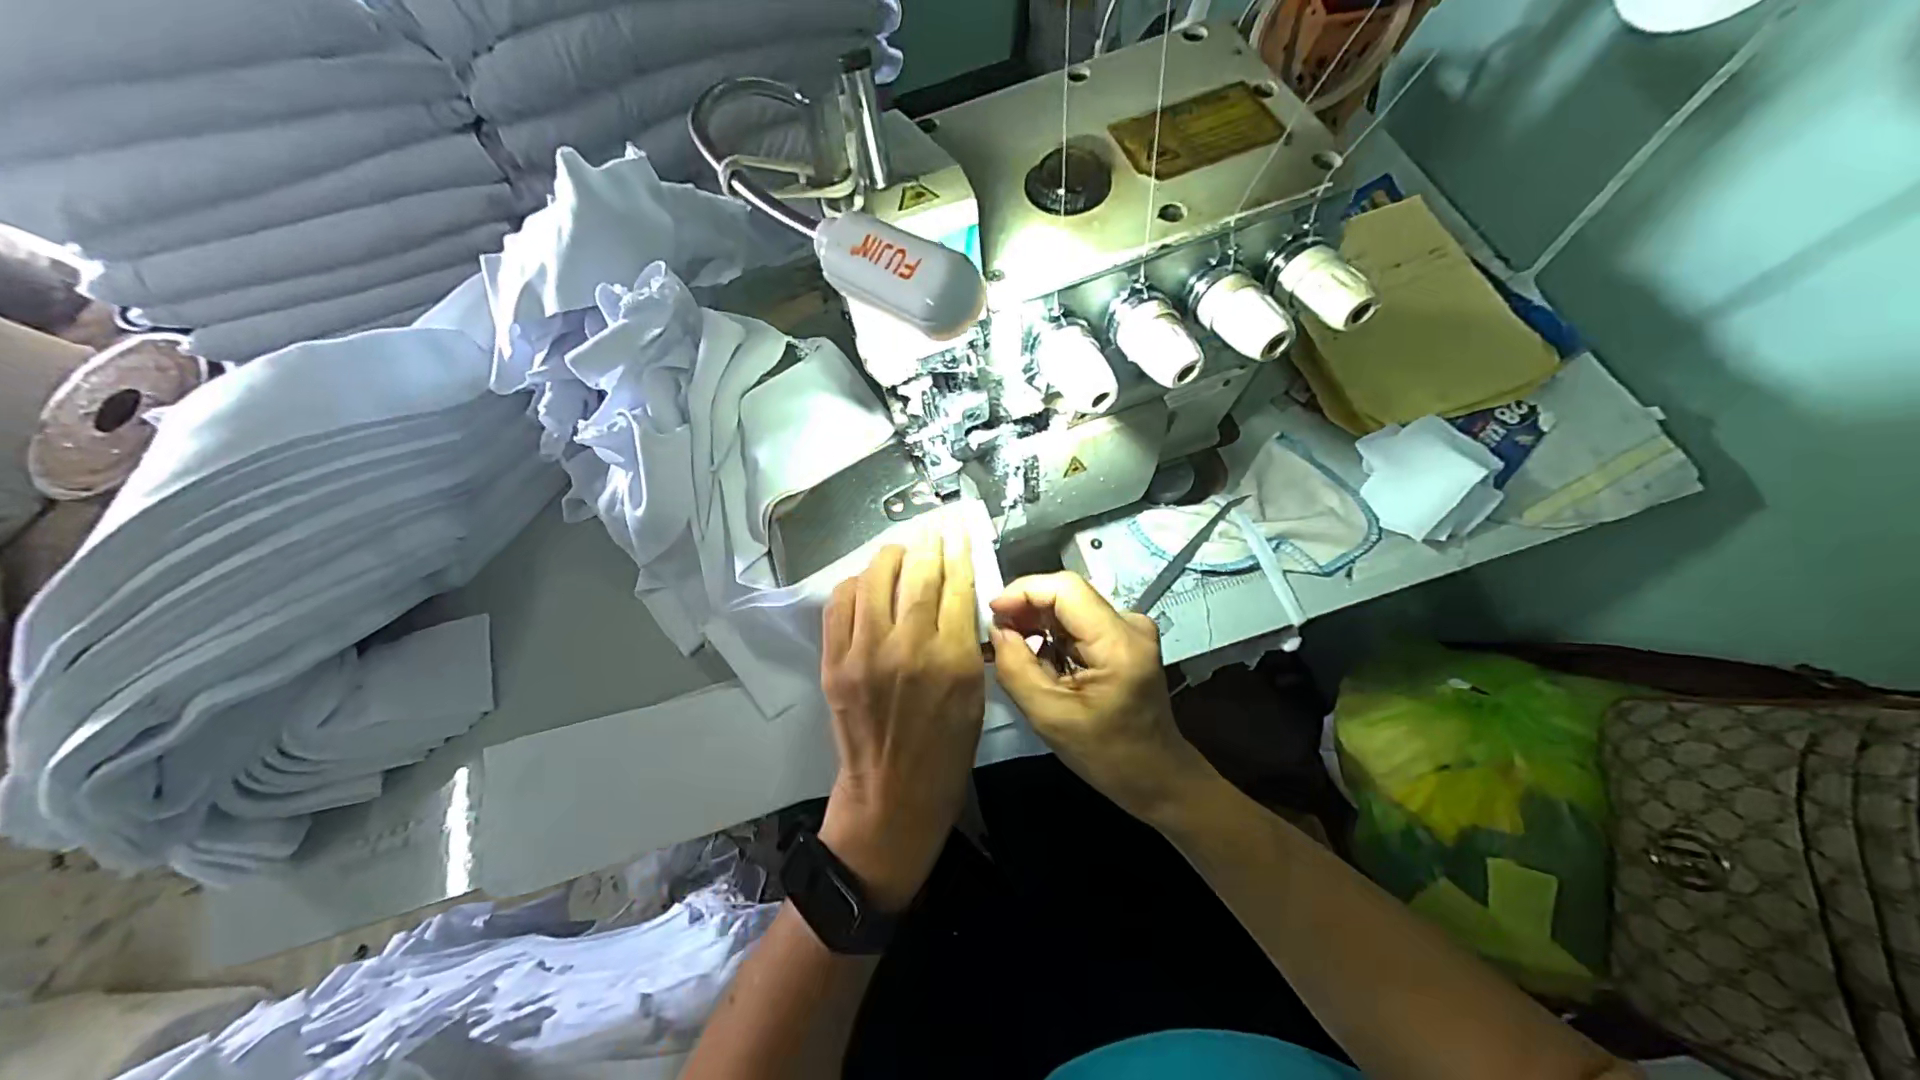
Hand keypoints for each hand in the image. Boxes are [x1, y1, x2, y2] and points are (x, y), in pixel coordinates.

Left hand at [817, 528, 984, 911]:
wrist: (892, 794)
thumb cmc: (946, 750)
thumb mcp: (974, 694)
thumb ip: (966, 641)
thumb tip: (955, 595)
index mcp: (953, 659)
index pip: (956, 586)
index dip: (958, 553)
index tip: (957, 533)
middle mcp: (909, 648)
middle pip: (918, 574)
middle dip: (927, 545)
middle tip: (930, 533)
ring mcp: (864, 653)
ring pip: (874, 580)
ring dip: (888, 558)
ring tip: (897, 554)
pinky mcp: (834, 663)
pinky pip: (839, 605)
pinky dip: (853, 586)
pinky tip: (864, 585)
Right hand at [987, 573, 1216, 824]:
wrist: (1156, 776)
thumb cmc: (1106, 754)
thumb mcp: (1049, 716)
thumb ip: (1016, 668)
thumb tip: (997, 629)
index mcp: (1118, 643)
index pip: (1066, 589)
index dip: (1023, 591)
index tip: (993, 613)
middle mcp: (1130, 624)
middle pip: (1068, 594)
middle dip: (1026, 608)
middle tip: (996, 634)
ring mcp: (1131, 629)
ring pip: (1071, 607)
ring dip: (1038, 622)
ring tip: (1012, 648)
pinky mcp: (1125, 638)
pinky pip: (1080, 622)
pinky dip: (1053, 634)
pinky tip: (1038, 657)